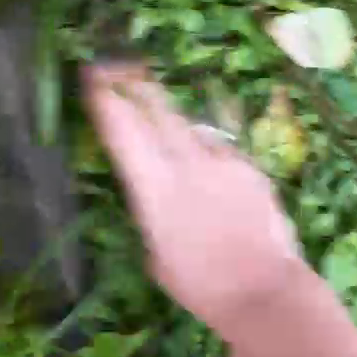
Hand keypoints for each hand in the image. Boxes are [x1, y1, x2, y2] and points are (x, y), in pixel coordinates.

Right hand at [83, 64, 310, 337]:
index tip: (93, 77)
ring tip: (161, 115)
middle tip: (122, 67)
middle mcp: (186, 165)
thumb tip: (159, 191)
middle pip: (158, 111)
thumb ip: (155, 212)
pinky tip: (209, 165)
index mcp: (154, 191)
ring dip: (173, 119)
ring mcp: (222, 161)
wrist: (264, 289)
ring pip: (190, 126)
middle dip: (138, 86)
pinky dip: (208, 149)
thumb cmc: (201, 286)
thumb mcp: (158, 253)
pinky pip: (220, 146)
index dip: (106, 101)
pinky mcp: (249, 165)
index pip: (124, 134)